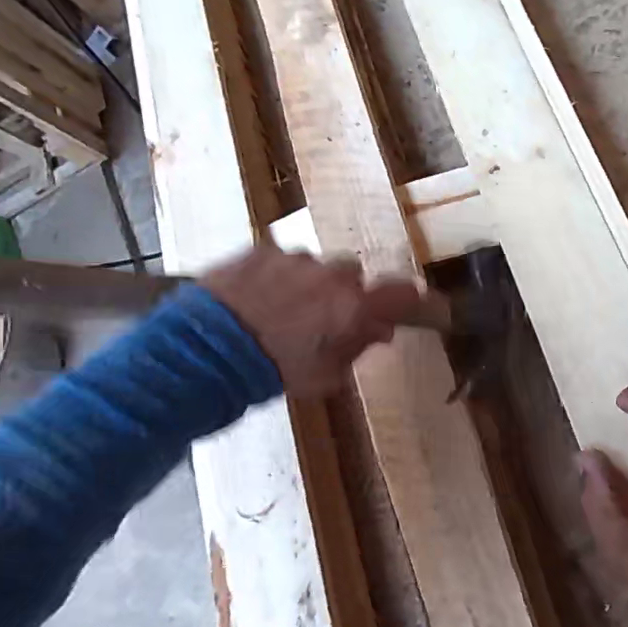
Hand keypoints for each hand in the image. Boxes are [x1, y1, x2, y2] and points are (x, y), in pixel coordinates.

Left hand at [198, 245, 428, 397]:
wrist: (203, 353)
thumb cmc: (272, 371)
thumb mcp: (325, 375)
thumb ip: (358, 348)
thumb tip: (379, 332)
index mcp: (352, 308)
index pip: (403, 294)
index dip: (418, 299)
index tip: (424, 304)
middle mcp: (330, 276)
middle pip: (354, 274)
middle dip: (346, 292)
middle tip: (327, 315)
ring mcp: (294, 259)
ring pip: (315, 266)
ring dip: (309, 283)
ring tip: (281, 308)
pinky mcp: (260, 250)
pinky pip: (280, 259)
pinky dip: (276, 274)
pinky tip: (257, 297)